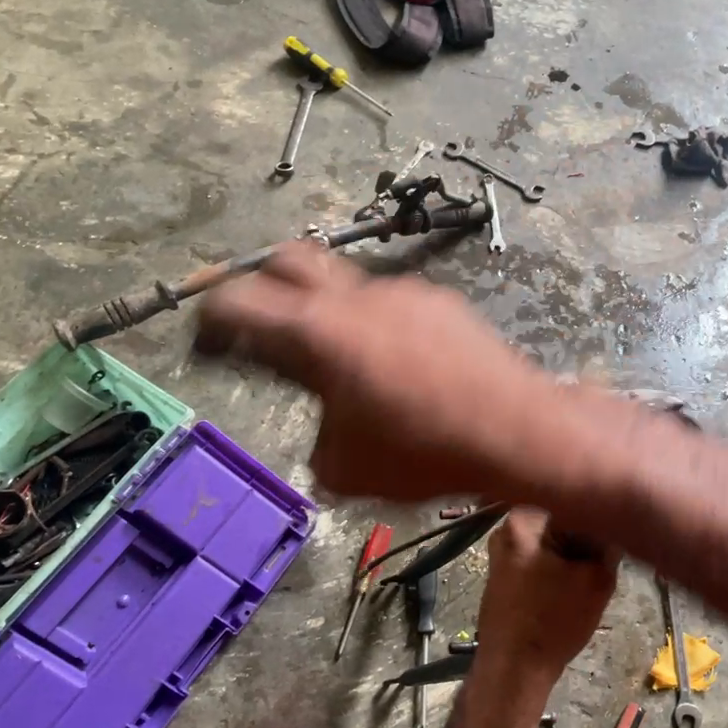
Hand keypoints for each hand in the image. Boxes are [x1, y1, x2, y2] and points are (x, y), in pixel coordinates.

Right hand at [194, 242, 588, 502]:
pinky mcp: (441, 299)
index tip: (208, 340)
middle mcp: (357, 296)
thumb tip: (328, 423)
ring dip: (325, 308)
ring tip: (340, 357)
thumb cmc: (427, 454)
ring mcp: (404, 290)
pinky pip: (390, 298)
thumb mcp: (347, 468)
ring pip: (344, 280)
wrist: (518, 429)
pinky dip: (372, 320)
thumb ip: (318, 435)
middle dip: (262, 286)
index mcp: (318, 333)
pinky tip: (395, 362)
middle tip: (259, 324)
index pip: (237, 302)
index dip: (210, 319)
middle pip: (287, 258)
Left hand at [472, 508, 616, 699]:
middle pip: (562, 520)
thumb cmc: (554, 622)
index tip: (615, 537)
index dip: (600, 519)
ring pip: (552, 541)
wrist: (513, 670)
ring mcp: (500, 551)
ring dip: (571, 556)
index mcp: (524, 519)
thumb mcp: (597, 579)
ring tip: (585, 580)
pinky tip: (564, 592)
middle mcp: (506, 527)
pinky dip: (555, 568)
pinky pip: (538, 558)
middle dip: (584, 539)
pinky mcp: (501, 574)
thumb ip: (609, 544)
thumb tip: (615, 526)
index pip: (574, 502)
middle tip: (601, 564)